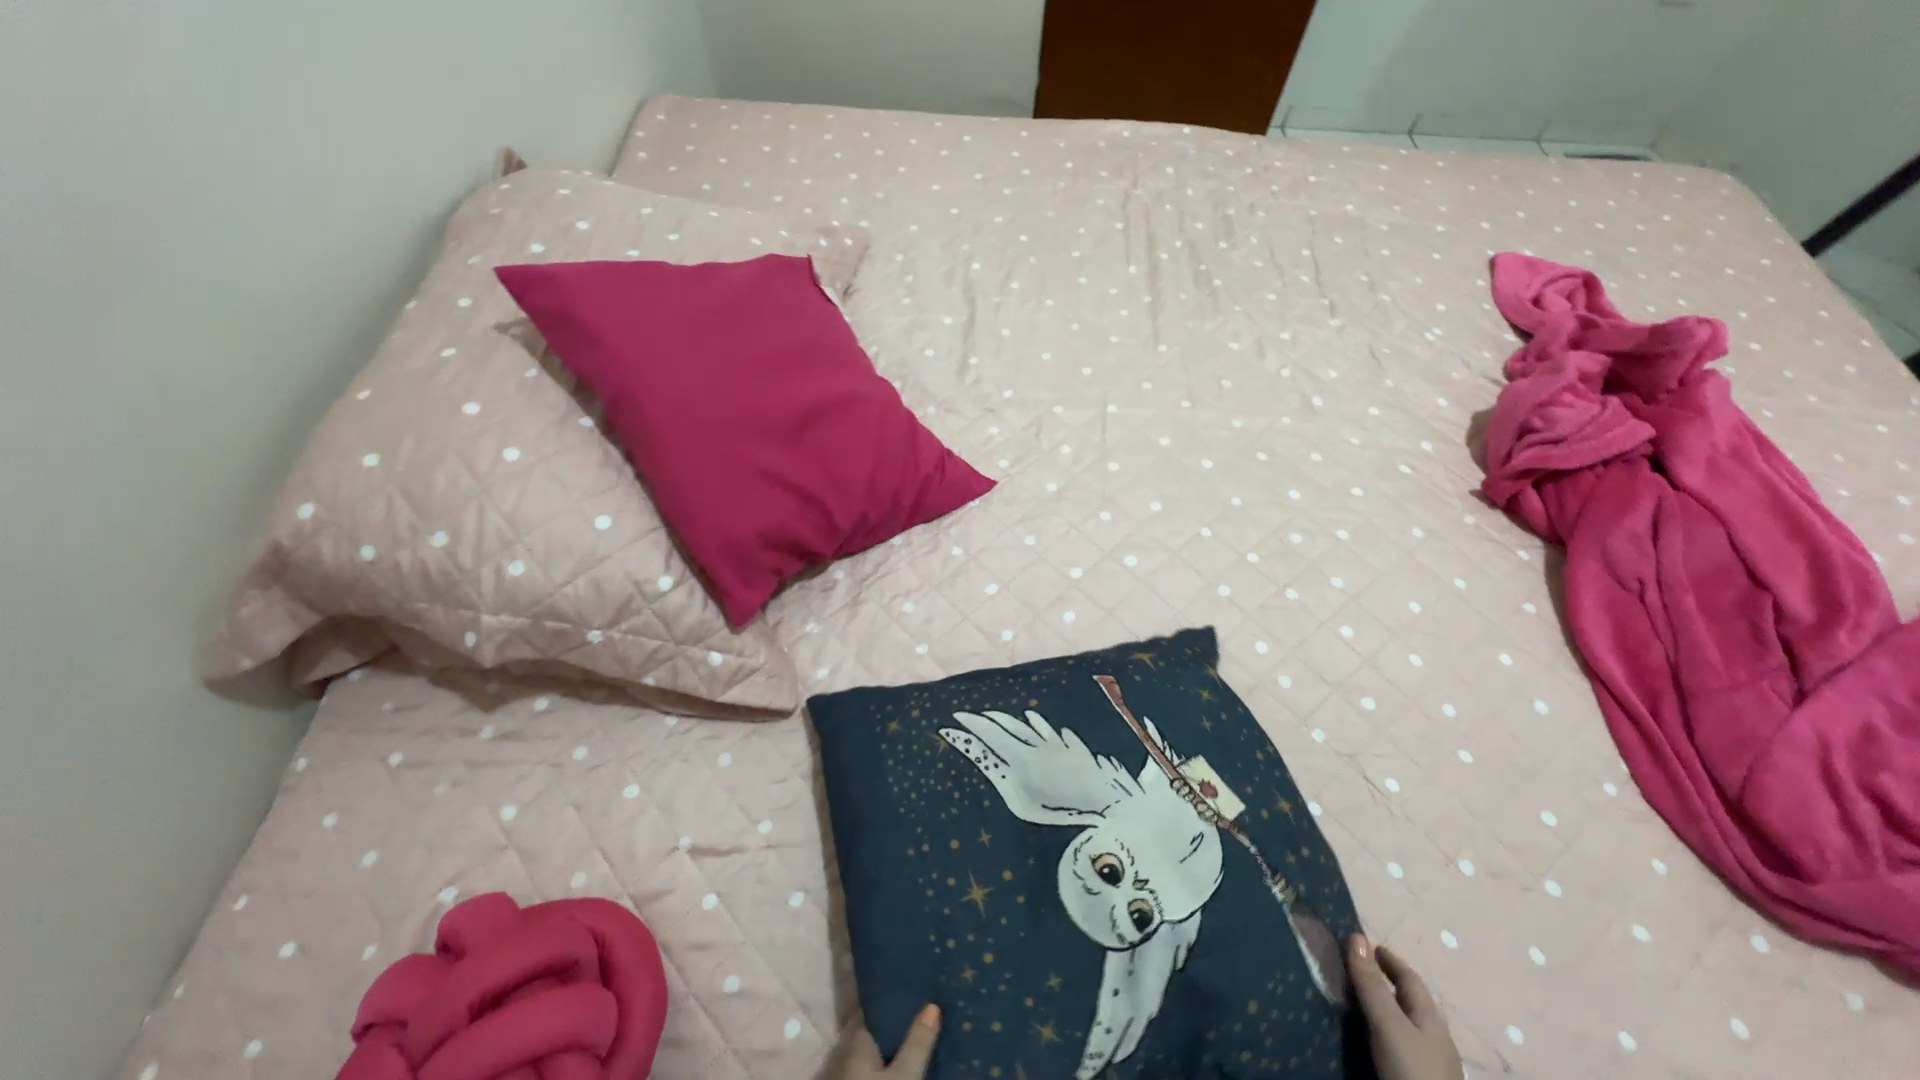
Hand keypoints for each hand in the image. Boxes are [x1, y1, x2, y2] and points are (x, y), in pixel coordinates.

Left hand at [831, 1005, 941, 1078]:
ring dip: (904, 1044)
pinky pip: (886, 1068)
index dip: (895, 999)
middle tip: (933, 1006)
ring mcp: (860, 1075)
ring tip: (933, 1030)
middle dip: (904, 1023)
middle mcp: (856, 1055)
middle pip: (881, 1032)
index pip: (876, 1012)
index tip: (917, 987)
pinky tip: (920, 1061)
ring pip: (884, 1052)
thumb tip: (932, 1005)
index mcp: (861, 1043)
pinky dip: (902, 1061)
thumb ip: (917, 1042)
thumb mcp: (904, 1075)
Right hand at [1348, 936, 1462, 1079]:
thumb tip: (1356, 935)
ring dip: (1383, 1008)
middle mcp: (1432, 1035)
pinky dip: (1382, 1032)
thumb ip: (1372, 985)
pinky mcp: (1416, 1077)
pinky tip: (1371, 1039)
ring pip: (1404, 1024)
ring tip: (1357, 1001)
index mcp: (1430, 1016)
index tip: (1366, 945)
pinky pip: (1398, 1044)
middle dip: (1385, 982)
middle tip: (1356, 970)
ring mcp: (1428, 1059)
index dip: (1388, 959)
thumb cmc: (1411, 1069)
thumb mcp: (1388, 1024)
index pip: (1409, 978)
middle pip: (1409, 1001)